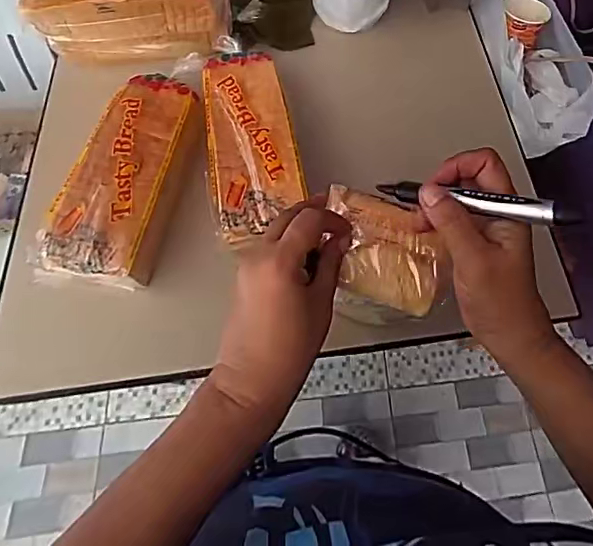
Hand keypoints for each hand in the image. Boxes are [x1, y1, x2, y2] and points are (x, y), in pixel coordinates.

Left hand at [209, 200, 350, 412]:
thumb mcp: (320, 304)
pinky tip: (304, 256)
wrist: (250, 381)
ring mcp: (248, 263)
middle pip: (288, 216)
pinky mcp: (244, 275)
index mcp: (280, 259)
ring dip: (299, 225)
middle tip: (336, 217)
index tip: (347, 230)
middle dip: (313, 211)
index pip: (309, 219)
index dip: (332, 219)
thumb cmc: (290, 349)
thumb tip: (339, 241)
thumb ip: (330, 265)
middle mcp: (259, 254)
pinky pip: (268, 245)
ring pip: (276, 228)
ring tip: (324, 237)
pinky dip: (287, 240)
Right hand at [419, 148, 558, 364]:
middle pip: (469, 176)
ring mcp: (487, 227)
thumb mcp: (474, 259)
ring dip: (436, 204)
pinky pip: (454, 217)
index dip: (458, 166)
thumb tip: (431, 192)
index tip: (437, 185)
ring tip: (422, 219)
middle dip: (442, 185)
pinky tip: (427, 231)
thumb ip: (452, 222)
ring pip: (459, 197)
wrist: (512, 338)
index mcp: (507, 210)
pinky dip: (437, 219)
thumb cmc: (504, 305)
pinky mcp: (476, 241)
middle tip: (425, 203)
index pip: (486, 163)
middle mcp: (499, 213)